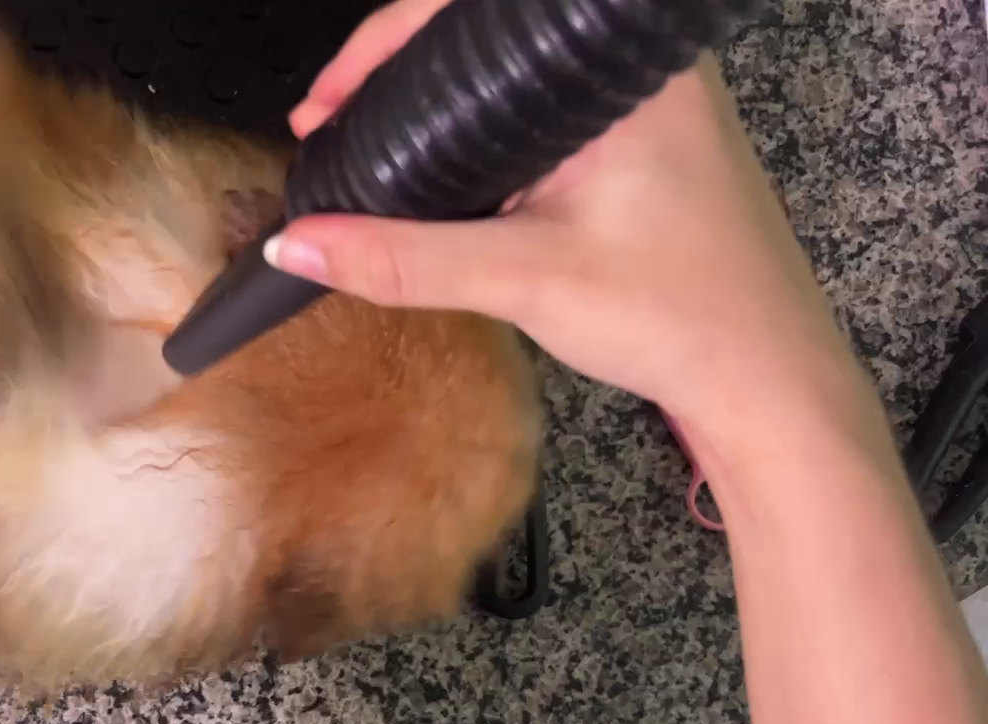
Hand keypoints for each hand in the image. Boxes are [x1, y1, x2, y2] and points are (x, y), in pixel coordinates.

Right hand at [271, 0, 855, 426]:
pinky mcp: (604, 154)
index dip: (383, 44)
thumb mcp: (520, 280)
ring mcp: (613, 114)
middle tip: (320, 128)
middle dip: (385, 82)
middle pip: (474, 47)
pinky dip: (447, 153)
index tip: (317, 105)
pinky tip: (412, 183)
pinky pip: (505, 134)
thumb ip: (402, 262)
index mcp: (615, 69)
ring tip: (349, 151)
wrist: (748, 367)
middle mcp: (617, 75)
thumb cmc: (669, 309)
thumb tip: (295, 246)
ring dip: (412, 120)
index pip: (475, 13)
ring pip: (487, 93)